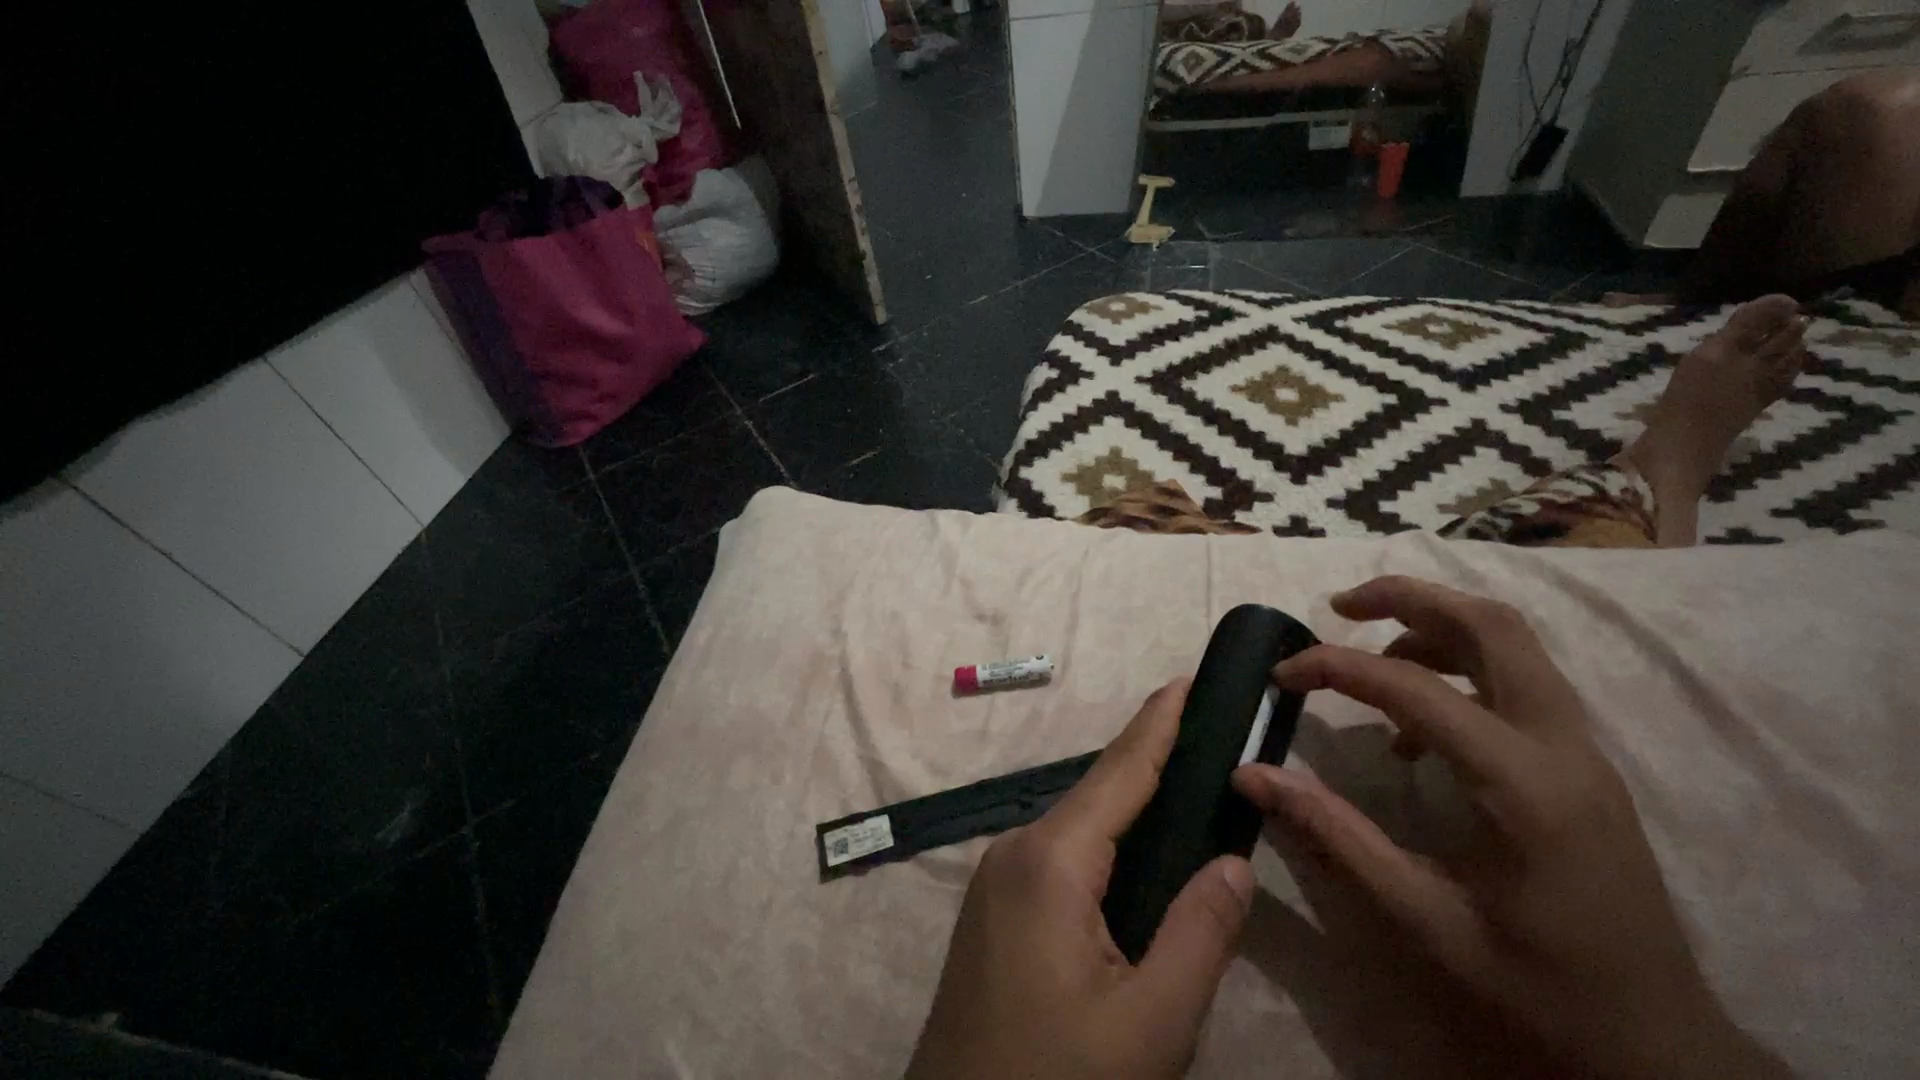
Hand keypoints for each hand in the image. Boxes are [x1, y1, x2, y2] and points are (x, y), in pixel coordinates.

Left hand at [907, 679, 1254, 1079]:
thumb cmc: (1057, 1078)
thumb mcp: (1150, 1023)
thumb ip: (1200, 934)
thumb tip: (1234, 861)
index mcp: (1050, 861)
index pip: (1119, 772)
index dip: (1159, 722)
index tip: (1190, 678)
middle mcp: (1015, 852)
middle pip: (1099, 794)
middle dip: (1155, 762)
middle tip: (1215, 738)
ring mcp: (996, 881)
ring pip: (1079, 828)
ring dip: (1133, 809)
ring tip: (1192, 791)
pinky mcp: (993, 912)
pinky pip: (1060, 859)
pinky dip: (1106, 846)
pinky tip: (1140, 859)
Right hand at [1233, 576, 1792, 1079]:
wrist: (1656, 1044)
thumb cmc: (1534, 987)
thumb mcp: (1420, 918)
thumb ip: (1334, 835)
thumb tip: (1253, 776)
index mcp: (1523, 784)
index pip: (1414, 688)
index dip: (1335, 668)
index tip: (1280, 676)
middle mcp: (1563, 746)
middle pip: (1492, 625)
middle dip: (1408, 598)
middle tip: (1338, 607)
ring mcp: (1583, 751)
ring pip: (1513, 646)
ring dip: (1435, 630)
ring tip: (1368, 662)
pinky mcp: (1583, 766)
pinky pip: (1519, 684)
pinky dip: (1460, 673)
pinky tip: (1415, 733)